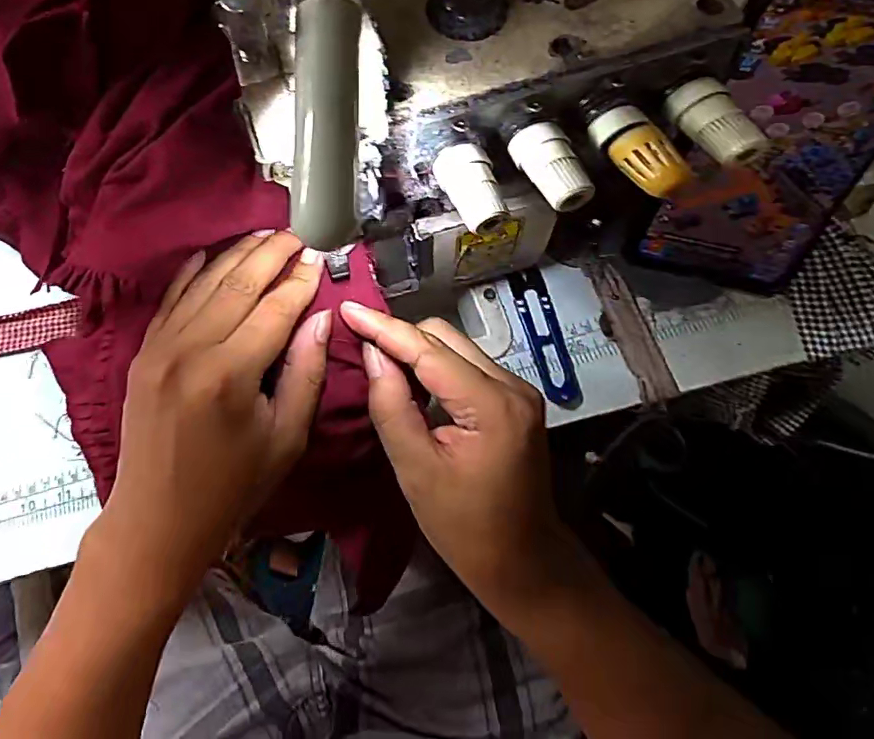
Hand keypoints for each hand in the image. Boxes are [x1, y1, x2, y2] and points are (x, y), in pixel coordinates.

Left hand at [92, 231, 330, 592]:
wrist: (156, 520)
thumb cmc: (231, 487)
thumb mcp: (285, 437)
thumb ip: (305, 372)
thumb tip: (320, 317)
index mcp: (230, 374)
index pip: (275, 309)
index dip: (300, 283)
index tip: (319, 261)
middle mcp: (191, 349)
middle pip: (239, 284)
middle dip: (271, 255)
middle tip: (296, 237)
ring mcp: (160, 347)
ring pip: (204, 284)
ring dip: (236, 255)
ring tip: (264, 237)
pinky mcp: (143, 353)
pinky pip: (170, 300)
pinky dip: (190, 273)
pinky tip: (209, 253)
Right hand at [341, 302, 578, 614]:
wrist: (525, 564)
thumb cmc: (466, 529)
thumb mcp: (416, 471)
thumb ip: (391, 406)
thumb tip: (372, 353)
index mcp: (491, 405)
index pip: (429, 350)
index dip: (384, 328)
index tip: (347, 309)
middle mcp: (512, 385)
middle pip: (445, 336)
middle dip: (398, 335)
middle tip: (356, 340)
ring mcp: (518, 389)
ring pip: (455, 345)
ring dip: (416, 348)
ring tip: (376, 357)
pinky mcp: (515, 398)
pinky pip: (466, 364)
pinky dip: (434, 364)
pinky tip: (409, 378)